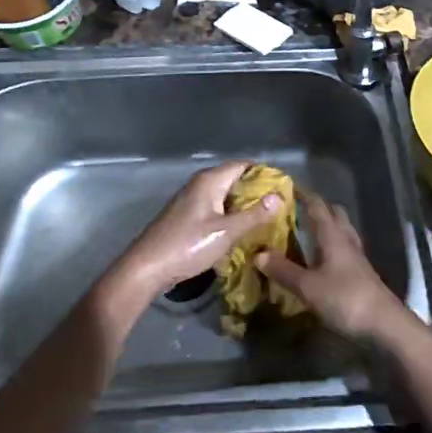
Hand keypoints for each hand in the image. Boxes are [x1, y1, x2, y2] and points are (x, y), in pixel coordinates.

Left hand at [108, 162, 282, 301]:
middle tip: (280, 206)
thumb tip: (279, 197)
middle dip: (256, 190)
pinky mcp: (187, 216)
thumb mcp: (226, 232)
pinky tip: (241, 230)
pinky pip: (215, 207)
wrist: (147, 267)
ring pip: (225, 195)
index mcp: (210, 180)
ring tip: (266, 219)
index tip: (284, 188)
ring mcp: (191, 200)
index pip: (244, 165)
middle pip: (234, 179)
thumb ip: (254, 215)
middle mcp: (200, 184)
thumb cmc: (188, 246)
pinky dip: (230, 214)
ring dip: (243, 205)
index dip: (265, 173)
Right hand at [255, 190, 408, 342]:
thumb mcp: (308, 286)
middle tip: (296, 208)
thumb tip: (258, 253)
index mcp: (333, 235)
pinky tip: (320, 257)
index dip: (303, 195)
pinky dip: (330, 245)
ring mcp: (356, 257)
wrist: (384, 324)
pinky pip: (343, 249)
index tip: (288, 186)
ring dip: (325, 225)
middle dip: (317, 207)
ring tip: (305, 230)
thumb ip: (283, 270)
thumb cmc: (345, 298)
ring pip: (340, 231)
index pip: (317, 206)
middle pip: (334, 214)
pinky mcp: (360, 272)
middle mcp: (346, 240)